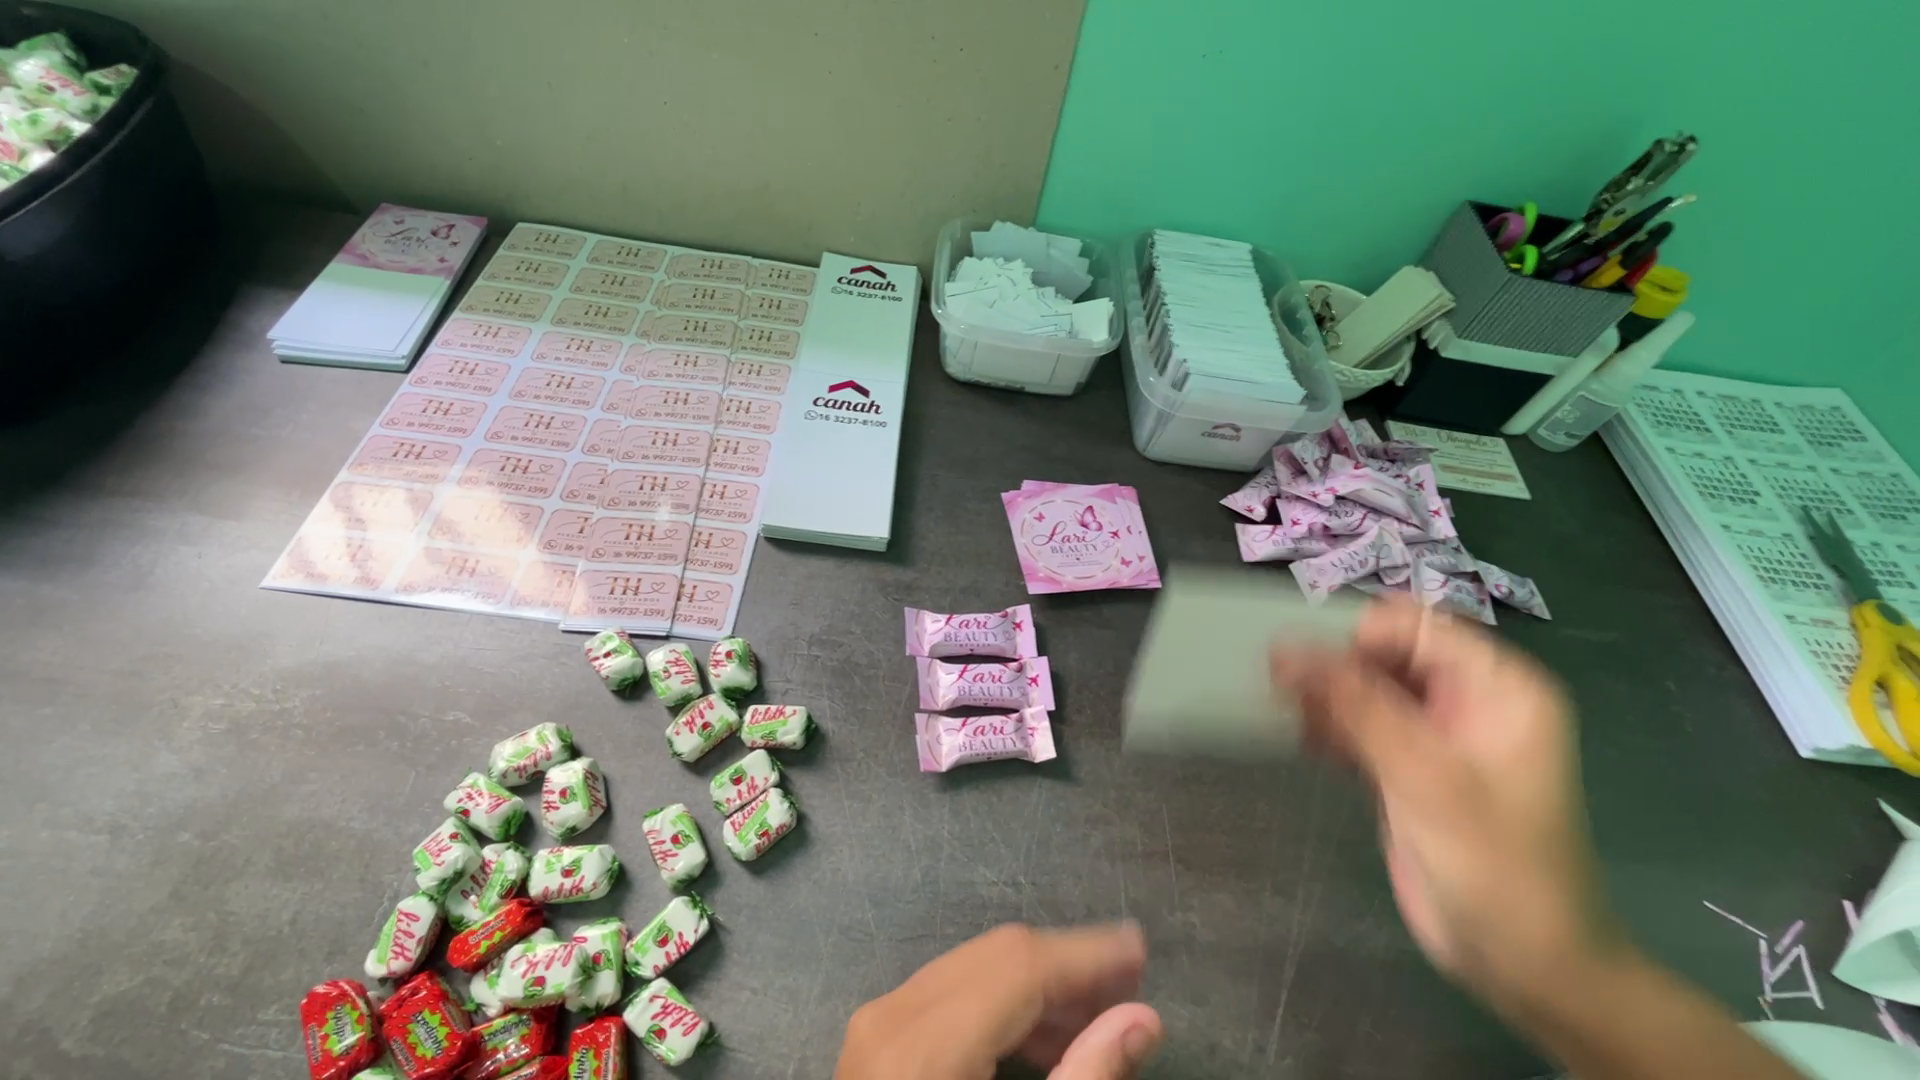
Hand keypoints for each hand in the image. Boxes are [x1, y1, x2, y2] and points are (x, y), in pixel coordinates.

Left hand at [833, 922, 1162, 1079]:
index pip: (1021, 968)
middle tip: (1131, 987)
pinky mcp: (880, 1034)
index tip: (1141, 951)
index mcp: (925, 1048)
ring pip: (977, 967)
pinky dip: (1004, 1003)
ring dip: (1041, 983)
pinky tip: (1045, 1038)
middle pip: (999, 957)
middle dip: (1069, 964)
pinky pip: (953, 992)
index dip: (1087, 954)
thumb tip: (1142, 1020)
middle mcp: (894, 1014)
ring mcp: (879, 1020)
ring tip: (1099, 1018)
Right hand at [1270, 598, 1622, 1006]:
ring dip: (1324, 700)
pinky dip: (1329, 731)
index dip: (1358, 635)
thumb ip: (1355, 707)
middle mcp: (1466, 701)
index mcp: (1497, 686)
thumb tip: (1284, 649)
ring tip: (1289, 720)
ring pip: (1364, 691)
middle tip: (1280, 688)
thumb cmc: (1493, 864)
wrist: (1520, 962)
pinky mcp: (1404, 770)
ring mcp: (1433, 737)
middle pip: (1384, 655)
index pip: (1415, 626)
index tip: (1302, 661)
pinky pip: (1357, 728)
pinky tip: (1305, 746)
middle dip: (1333, 667)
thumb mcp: (1425, 777)